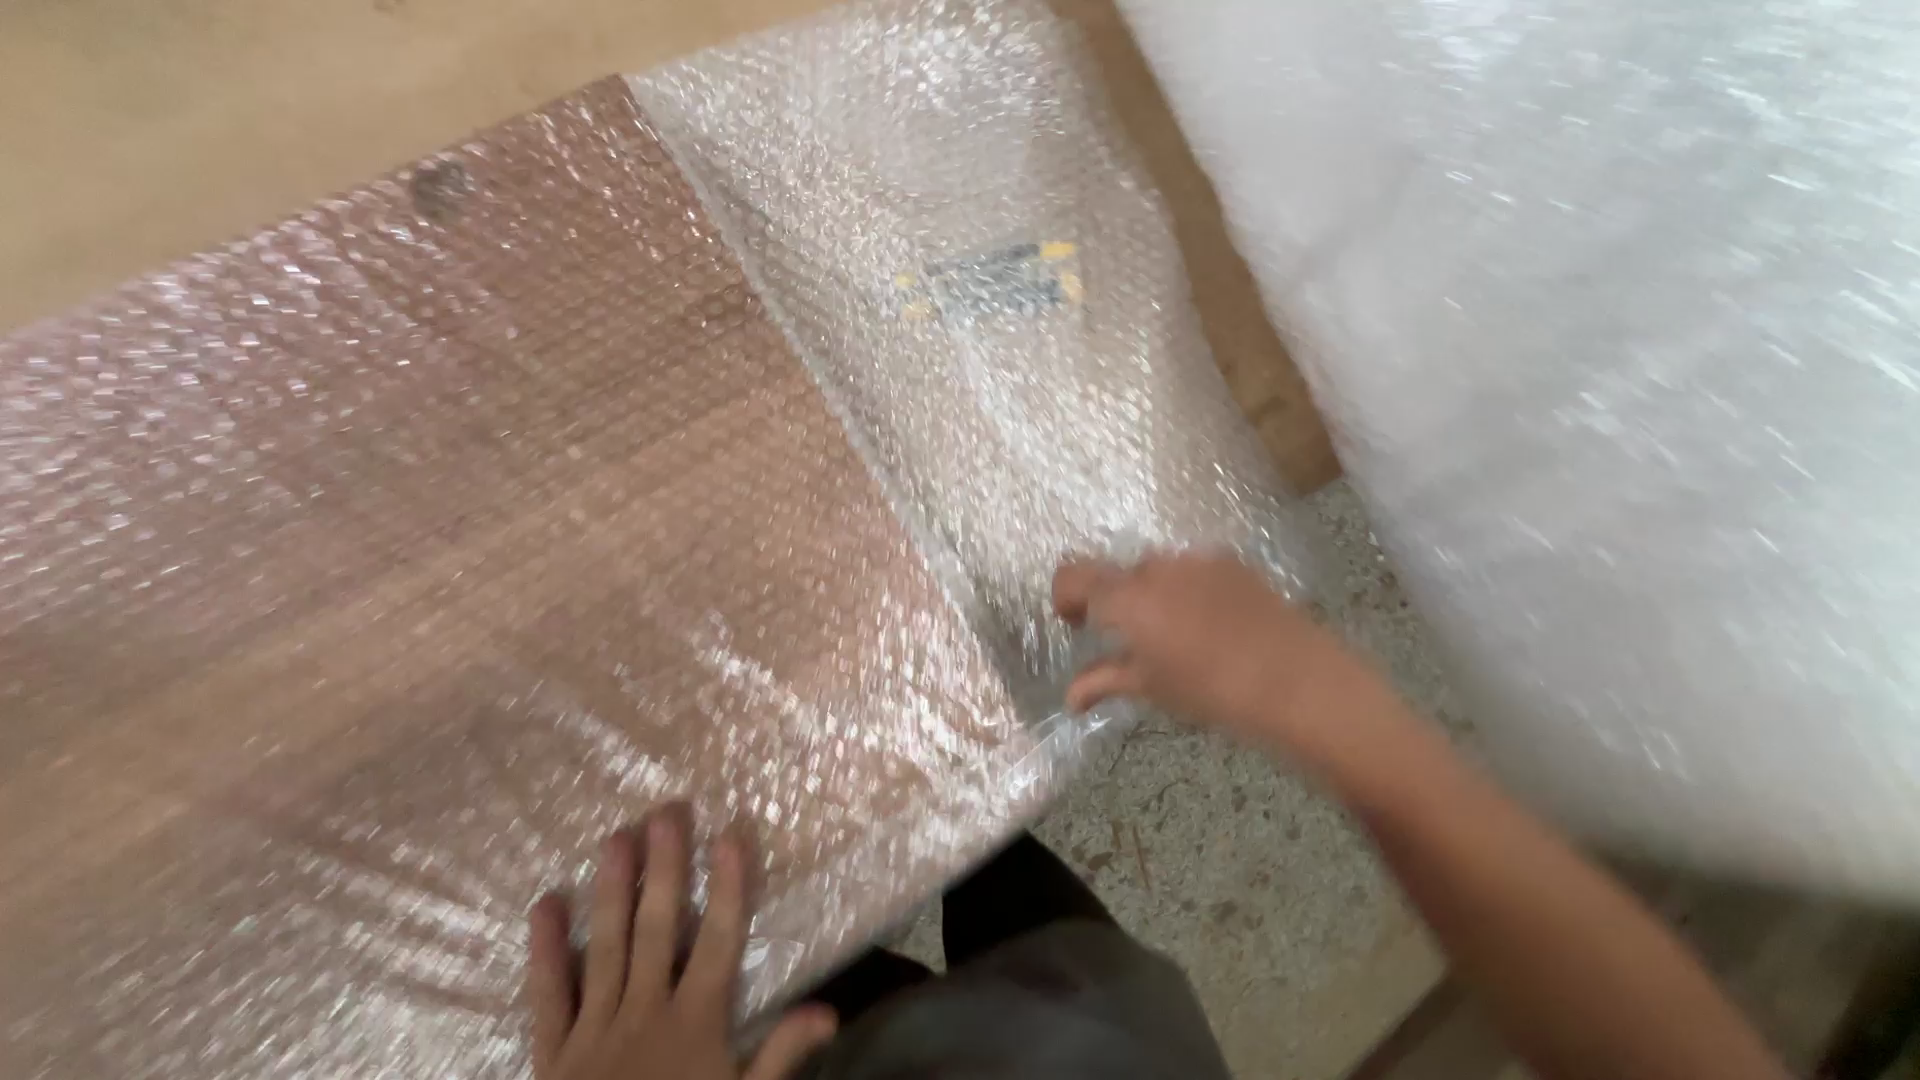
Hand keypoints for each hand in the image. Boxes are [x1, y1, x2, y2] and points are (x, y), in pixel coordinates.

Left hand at [525, 812, 837, 1079]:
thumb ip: (780, 1056)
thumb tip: (830, 1009)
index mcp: (695, 1022)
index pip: (720, 941)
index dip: (729, 886)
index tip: (731, 833)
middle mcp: (646, 1012)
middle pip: (659, 929)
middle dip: (666, 868)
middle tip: (666, 811)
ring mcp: (595, 1028)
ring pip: (607, 947)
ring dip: (613, 890)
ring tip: (616, 836)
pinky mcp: (553, 1052)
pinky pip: (548, 994)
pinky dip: (546, 950)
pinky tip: (546, 903)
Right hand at [1053, 551, 1388, 770]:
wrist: (1300, 681)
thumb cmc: (1214, 691)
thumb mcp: (1154, 688)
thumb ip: (1105, 681)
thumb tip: (1071, 696)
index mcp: (1127, 597)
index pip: (1073, 575)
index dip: (1064, 596)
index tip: (1076, 624)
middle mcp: (1157, 567)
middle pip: (1117, 573)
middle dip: (1114, 602)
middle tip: (1130, 642)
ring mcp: (1198, 560)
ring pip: (1156, 570)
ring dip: (1152, 596)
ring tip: (1175, 636)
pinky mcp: (1232, 562)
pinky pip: (1192, 569)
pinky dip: (1186, 590)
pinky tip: (1210, 626)